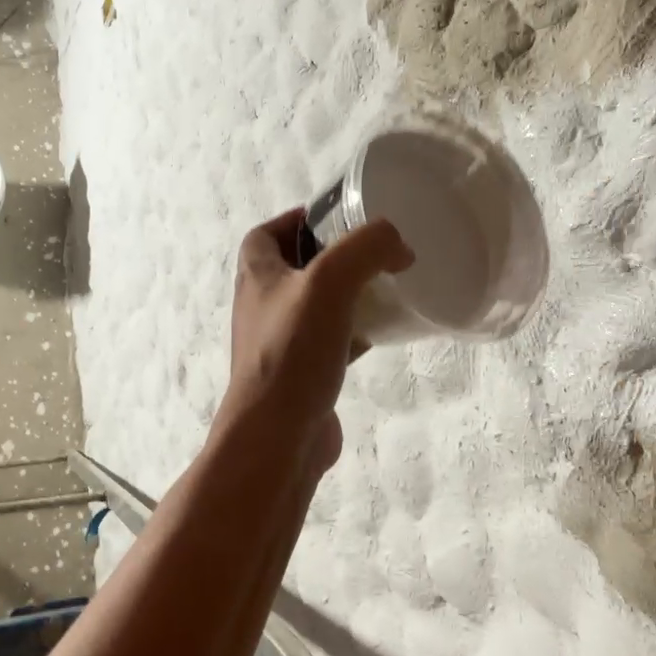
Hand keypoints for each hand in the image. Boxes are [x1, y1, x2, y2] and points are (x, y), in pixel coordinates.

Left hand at [221, 208, 413, 462]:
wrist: (277, 438)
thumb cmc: (293, 351)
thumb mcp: (330, 281)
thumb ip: (367, 248)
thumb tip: (399, 245)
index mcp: (256, 274)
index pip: (267, 232)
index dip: (298, 218)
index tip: (340, 217)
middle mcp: (262, 305)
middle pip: (295, 266)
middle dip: (330, 255)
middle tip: (371, 251)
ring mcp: (280, 343)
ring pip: (316, 305)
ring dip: (345, 293)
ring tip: (383, 286)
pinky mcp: (300, 375)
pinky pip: (329, 341)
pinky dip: (353, 331)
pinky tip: (381, 333)